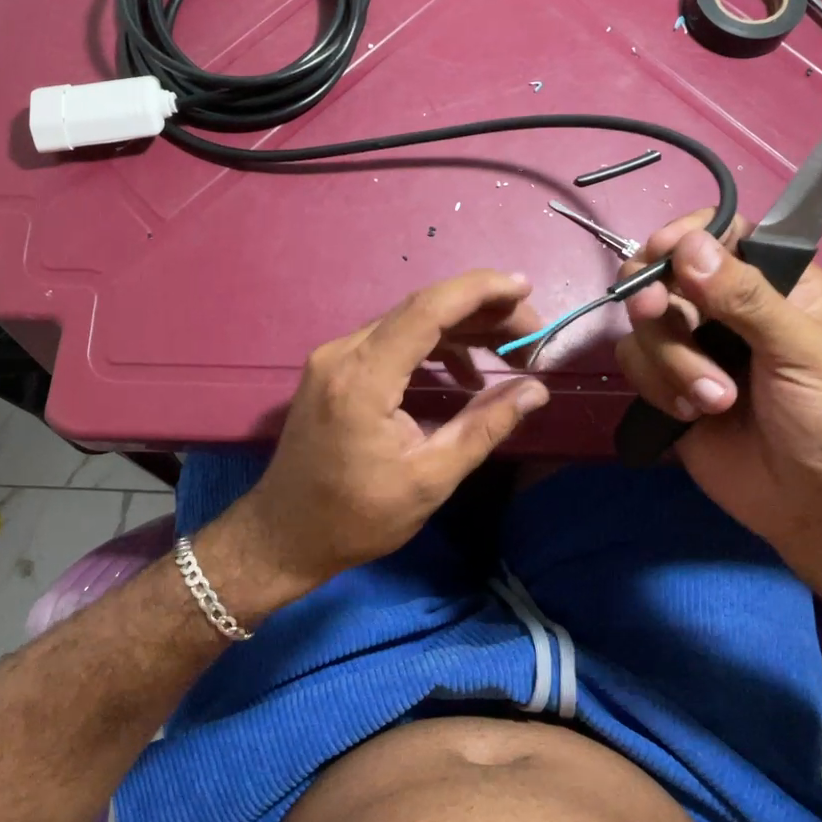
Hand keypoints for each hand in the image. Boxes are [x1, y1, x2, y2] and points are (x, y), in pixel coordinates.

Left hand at [219, 270, 550, 592]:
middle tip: (531, 333)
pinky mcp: (332, 370)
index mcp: (362, 379)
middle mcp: (342, 354)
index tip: (525, 288)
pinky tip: (464, 374)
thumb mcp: (429, 479)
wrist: (285, 533)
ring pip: (406, 323)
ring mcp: (333, 358)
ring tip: (509, 351)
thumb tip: (535, 390)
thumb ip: (484, 427)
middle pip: (420, 311)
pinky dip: (430, 348)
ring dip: (459, 330)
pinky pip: (389, 342)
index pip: (426, 310)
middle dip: (481, 313)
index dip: (479, 291)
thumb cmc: (356, 516)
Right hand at [613, 210, 821, 548]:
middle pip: (663, 273)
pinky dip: (655, 387)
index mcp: (775, 285)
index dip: (684, 237)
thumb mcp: (803, 352)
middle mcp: (727, 309)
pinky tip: (690, 415)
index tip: (661, 254)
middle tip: (654, 313)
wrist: (818, 508)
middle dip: (655, 298)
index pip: (719, 233)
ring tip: (713, 400)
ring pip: (644, 324)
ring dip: (671, 362)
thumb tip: (688, 244)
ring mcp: (694, 348)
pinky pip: (634, 364)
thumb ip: (747, 297)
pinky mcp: (667, 386)